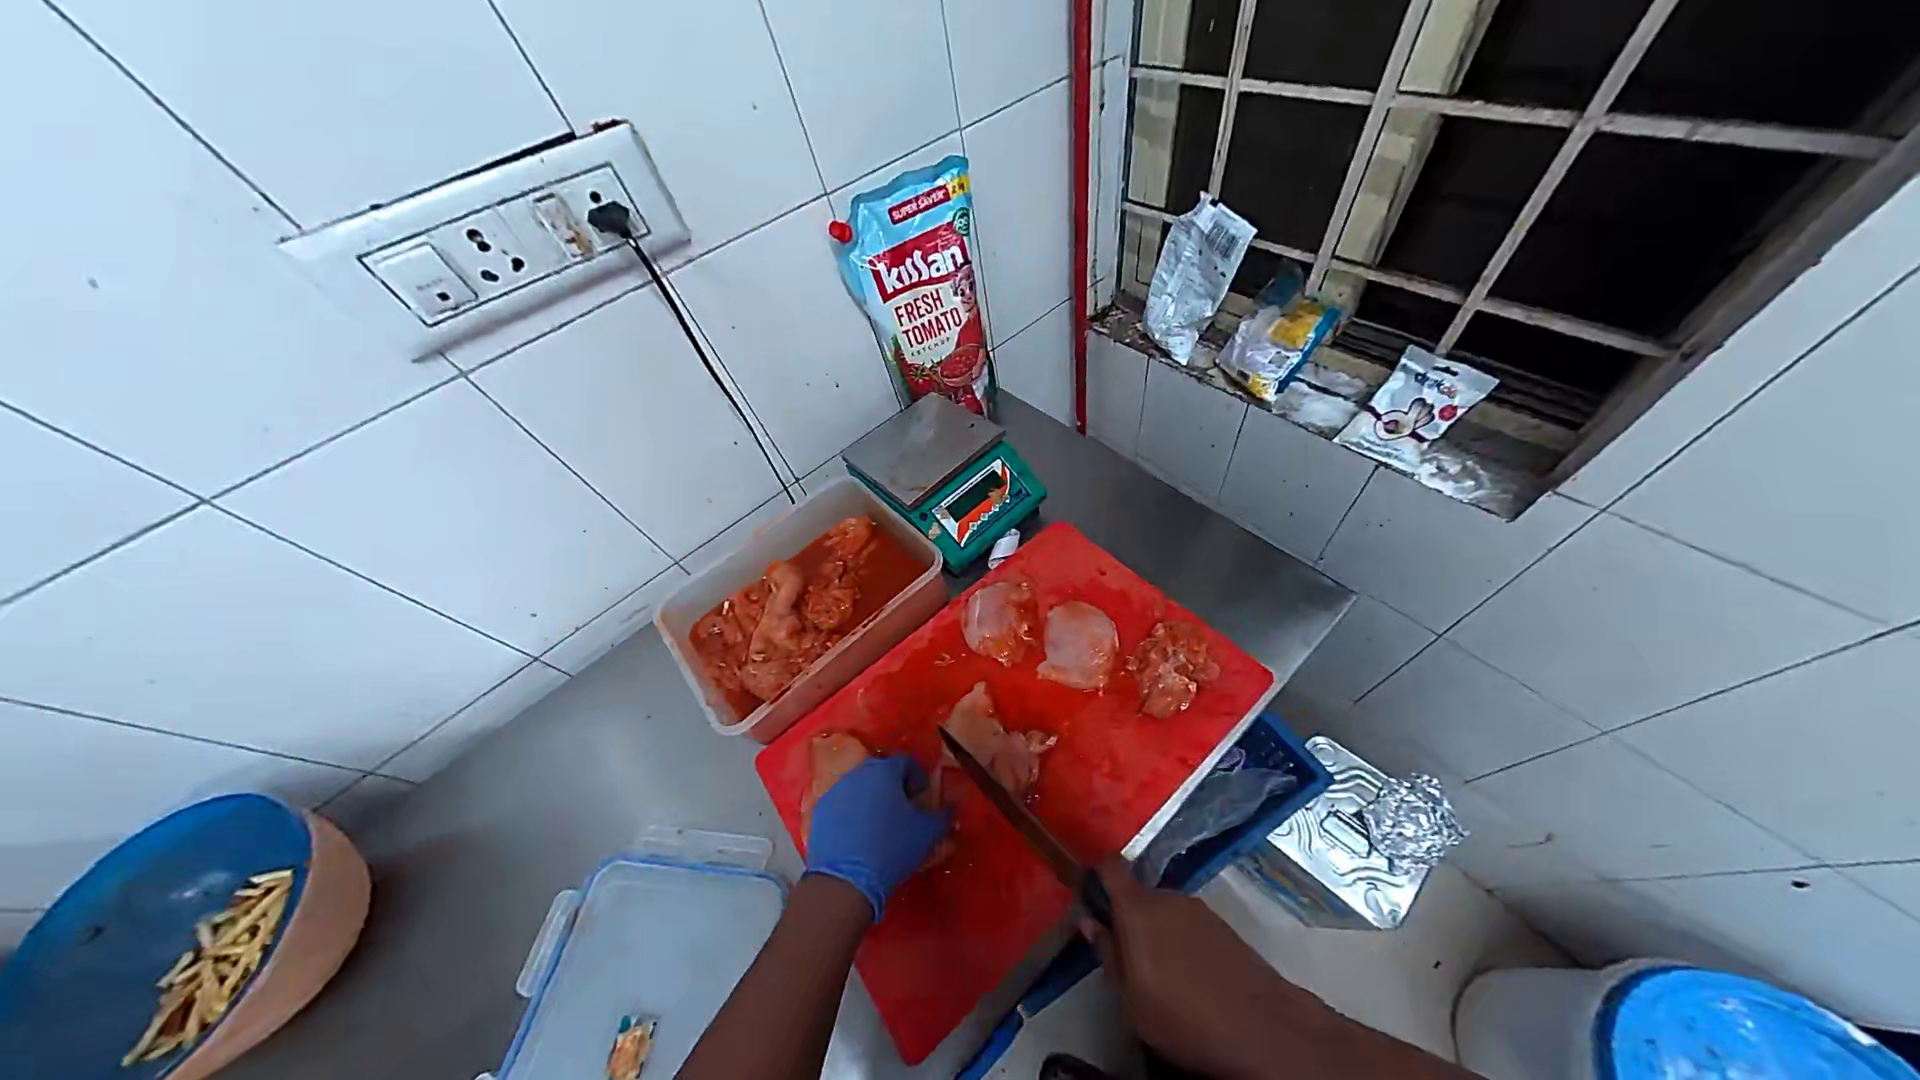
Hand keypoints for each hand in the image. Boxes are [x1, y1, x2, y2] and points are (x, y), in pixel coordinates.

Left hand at [804, 755, 950, 919]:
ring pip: (860, 787)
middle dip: (894, 788)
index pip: (906, 761)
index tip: (922, 799)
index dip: (918, 778)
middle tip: (903, 811)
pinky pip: (842, 804)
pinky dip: (853, 813)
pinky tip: (859, 836)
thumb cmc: (891, 848)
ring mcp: (835, 790)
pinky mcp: (820, 811)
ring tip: (880, 825)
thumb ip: (942, 815)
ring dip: (872, 799)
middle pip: (881, 772)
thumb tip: (951, 807)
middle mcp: (858, 773)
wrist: (845, 879)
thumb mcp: (926, 833)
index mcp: (884, 771)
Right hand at [1085, 860, 1473, 1079]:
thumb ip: (1108, 955)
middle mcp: (1166, 897)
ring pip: (1162, 911)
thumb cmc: (1185, 1018)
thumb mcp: (1132, 1001)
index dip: (1097, 875)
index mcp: (1138, 909)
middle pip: (1136, 895)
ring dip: (1155, 931)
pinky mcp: (1221, 925)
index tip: (1089, 896)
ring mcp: (1197, 908)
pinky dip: (1180, 941)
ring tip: (1160, 974)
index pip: (1110, 867)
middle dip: (1127, 918)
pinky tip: (1188, 977)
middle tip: (1126, 957)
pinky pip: (1186, 923)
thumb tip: (1090, 922)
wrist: (1266, 1029)